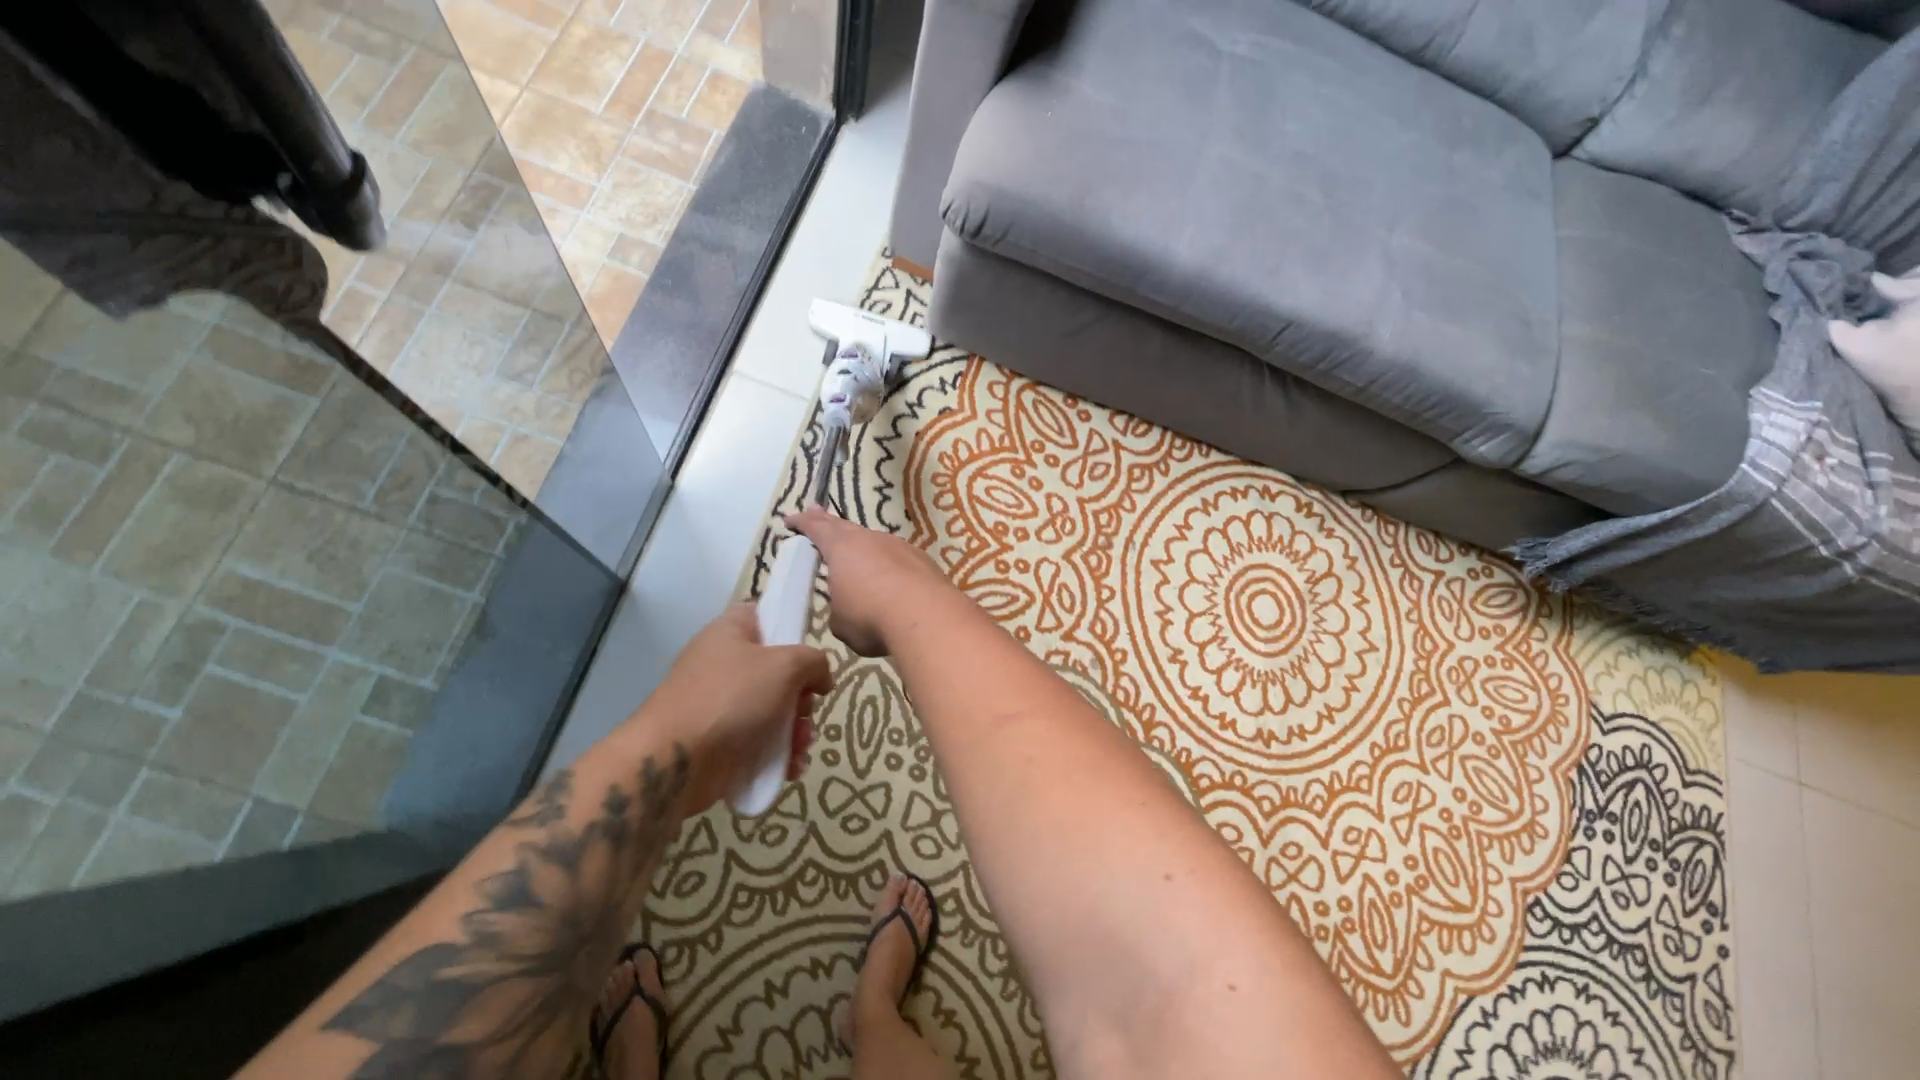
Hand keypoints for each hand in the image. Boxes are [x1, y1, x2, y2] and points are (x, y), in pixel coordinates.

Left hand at [640, 604, 831, 812]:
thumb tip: (820, 677)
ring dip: (795, 729)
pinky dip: (779, 754)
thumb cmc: (731, 698)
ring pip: (774, 710)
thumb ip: (814, 661)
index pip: (764, 614)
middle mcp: (724, 664)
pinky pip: (760, 742)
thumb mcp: (785, 665)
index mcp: (731, 632)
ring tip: (800, 746)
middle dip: (802, 696)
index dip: (790, 628)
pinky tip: (790, 767)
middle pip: (778, 670)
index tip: (809, 654)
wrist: (677, 760)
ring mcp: (721, 705)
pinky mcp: (722, 742)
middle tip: (804, 710)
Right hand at [785, 507, 954, 656]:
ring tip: (855, 554)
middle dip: (828, 521)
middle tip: (816, 510)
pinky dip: (888, 566)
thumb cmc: (870, 617)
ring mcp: (899, 547)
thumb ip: (839, 610)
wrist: (927, 617)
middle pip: (845, 527)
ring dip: (862, 547)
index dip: (801, 522)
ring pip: (874, 542)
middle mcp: (870, 539)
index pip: (816, 528)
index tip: (790, 517)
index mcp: (841, 548)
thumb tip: (847, 609)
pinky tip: (890, 579)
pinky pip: (897, 559)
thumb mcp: (841, 622)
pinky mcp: (922, 561)